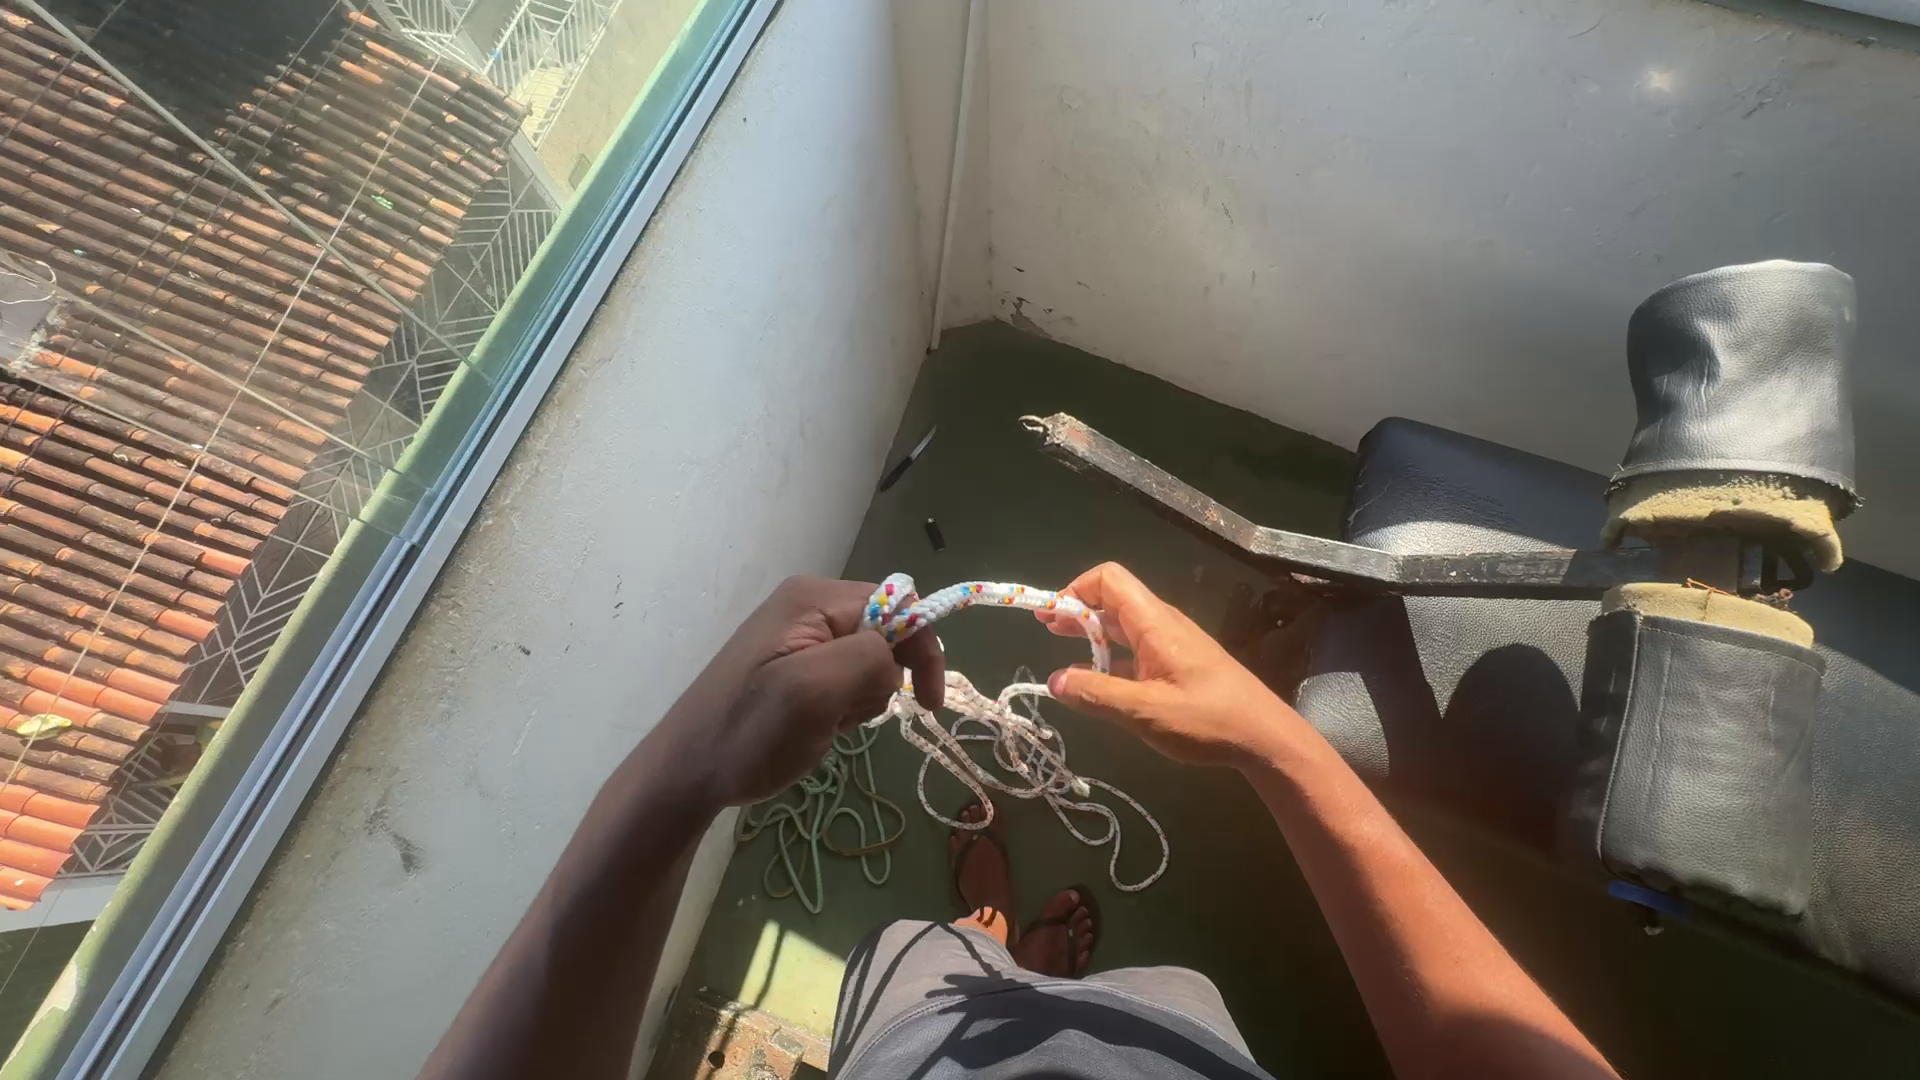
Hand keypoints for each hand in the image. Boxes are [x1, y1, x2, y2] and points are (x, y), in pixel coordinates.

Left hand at [654, 576, 943, 805]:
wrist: (684, 775)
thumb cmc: (746, 734)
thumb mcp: (811, 692)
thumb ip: (867, 657)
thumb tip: (895, 652)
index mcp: (814, 598)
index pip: (898, 603)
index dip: (921, 646)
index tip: (928, 701)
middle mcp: (808, 605)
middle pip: (885, 631)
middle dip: (881, 678)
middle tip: (846, 714)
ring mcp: (797, 635)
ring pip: (868, 659)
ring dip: (861, 697)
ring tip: (824, 723)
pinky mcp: (792, 663)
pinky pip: (845, 677)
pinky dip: (844, 705)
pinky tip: (815, 725)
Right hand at [1037, 562, 1306, 768]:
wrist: (1266, 739)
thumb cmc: (1208, 720)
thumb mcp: (1145, 712)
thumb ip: (1097, 695)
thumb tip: (1054, 681)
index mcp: (1154, 622)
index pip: (1109, 579)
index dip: (1076, 589)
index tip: (1051, 616)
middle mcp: (1160, 624)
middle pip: (1112, 599)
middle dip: (1076, 609)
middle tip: (1045, 627)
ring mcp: (1170, 643)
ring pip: (1122, 625)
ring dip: (1090, 633)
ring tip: (1061, 648)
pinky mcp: (1177, 664)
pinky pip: (1134, 649)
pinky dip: (1109, 657)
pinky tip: (1094, 680)